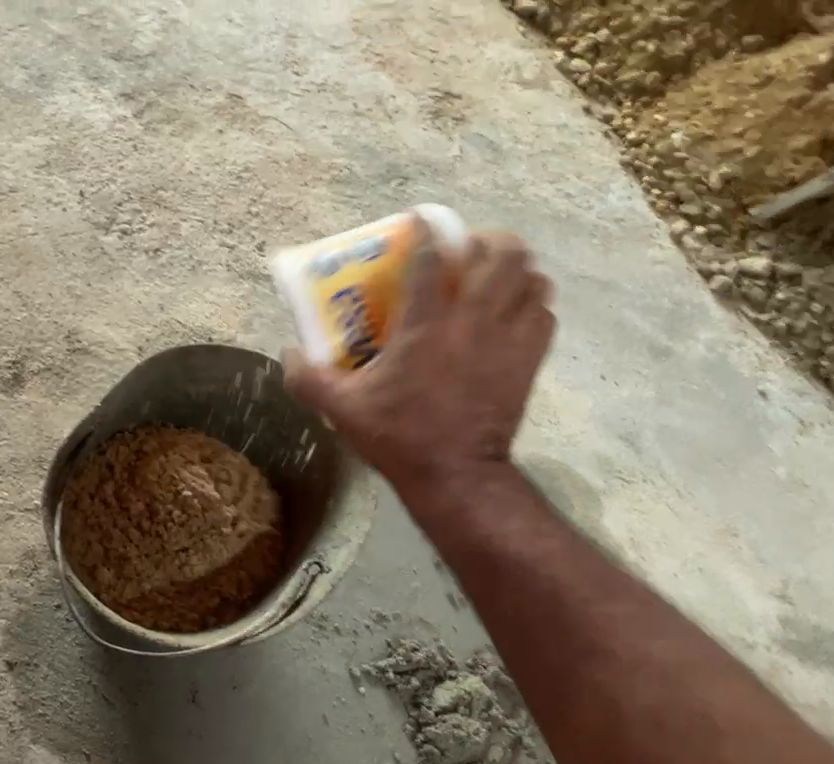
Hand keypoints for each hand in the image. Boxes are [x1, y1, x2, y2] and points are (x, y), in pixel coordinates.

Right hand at [287, 230, 555, 496]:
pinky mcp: (530, 358)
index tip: (421, 221)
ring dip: (514, 267)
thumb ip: (308, 378)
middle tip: (464, 250)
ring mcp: (508, 337)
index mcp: (424, 327)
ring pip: (531, 275)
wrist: (453, 472)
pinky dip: (531, 300)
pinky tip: (513, 310)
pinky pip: (544, 310)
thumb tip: (289, 352)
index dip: (428, 232)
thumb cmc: (395, 436)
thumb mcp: (341, 409)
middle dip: (483, 240)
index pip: (432, 260)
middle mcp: (473, 321)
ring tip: (494, 274)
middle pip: (500, 253)